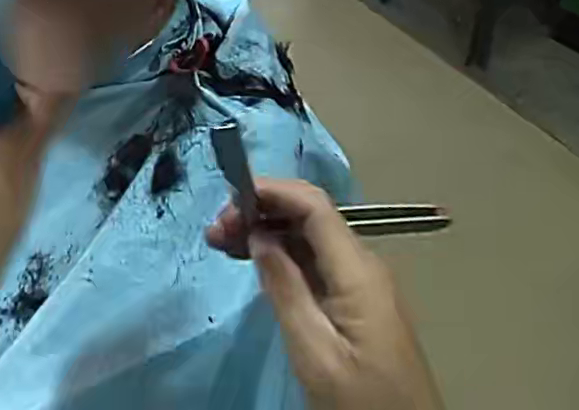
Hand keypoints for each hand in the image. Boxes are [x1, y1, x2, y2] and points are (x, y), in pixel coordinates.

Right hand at [206, 179, 442, 409]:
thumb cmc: (362, 402)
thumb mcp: (315, 354)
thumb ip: (285, 288)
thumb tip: (257, 235)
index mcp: (357, 268)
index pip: (312, 204)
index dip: (271, 190)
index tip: (229, 197)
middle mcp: (361, 262)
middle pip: (307, 215)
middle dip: (261, 210)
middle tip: (216, 229)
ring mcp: (360, 281)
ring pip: (307, 235)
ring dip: (266, 230)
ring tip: (223, 241)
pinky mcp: (355, 299)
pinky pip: (314, 259)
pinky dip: (280, 252)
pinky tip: (253, 259)